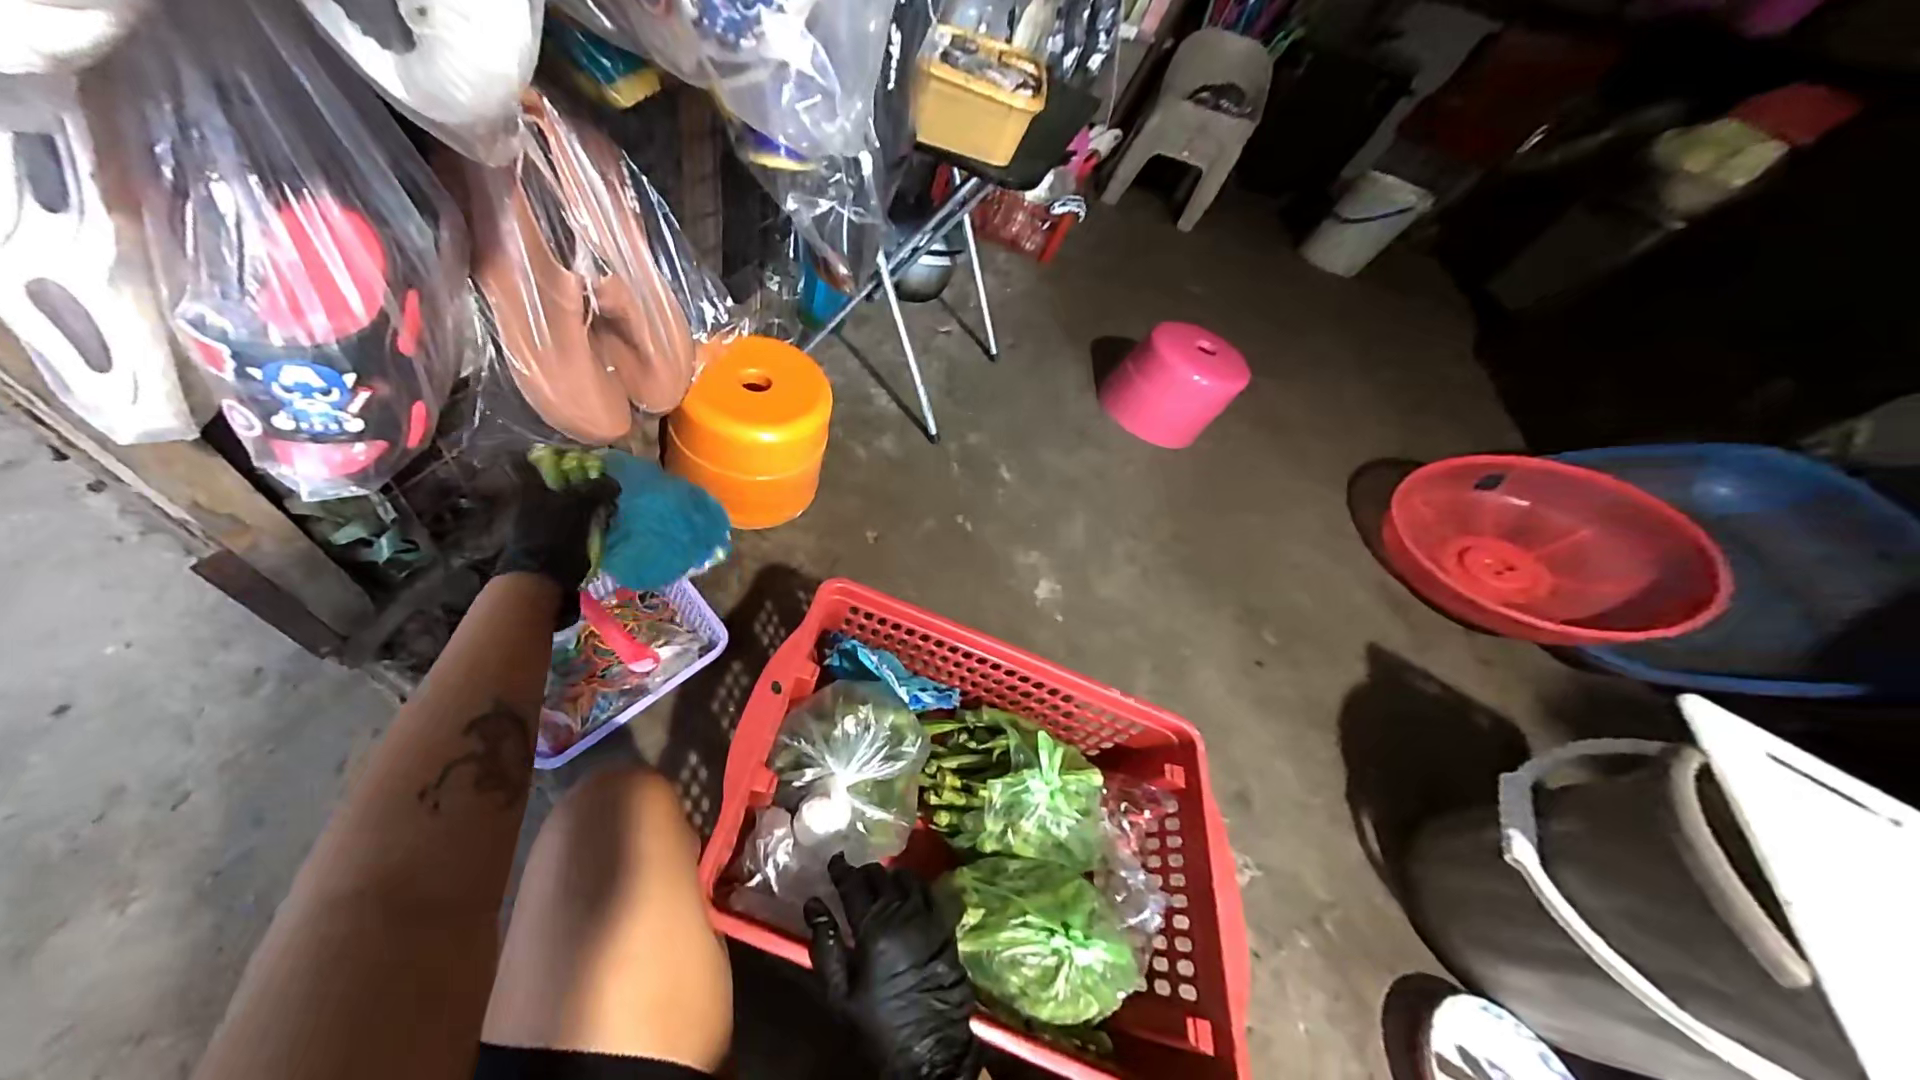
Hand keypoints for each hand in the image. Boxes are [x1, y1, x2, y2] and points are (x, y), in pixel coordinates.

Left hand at [495, 456, 617, 602]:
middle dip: (579, 479)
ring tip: (610, 501)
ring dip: (588, 501)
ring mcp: (542, 520)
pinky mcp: (555, 537)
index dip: (553, 454)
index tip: (578, 455)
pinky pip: (576, 520)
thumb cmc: (553, 534)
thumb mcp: (577, 504)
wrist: (543, 577)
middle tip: (603, 478)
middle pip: (557, 480)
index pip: (533, 460)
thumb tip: (613, 482)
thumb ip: (595, 488)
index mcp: (529, 487)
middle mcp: (532, 499)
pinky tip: (606, 519)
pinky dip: (590, 519)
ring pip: (568, 501)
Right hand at [805, 855, 978, 1079]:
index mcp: (874, 927)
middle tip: (855, 877)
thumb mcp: (840, 992)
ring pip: (908, 878)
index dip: (842, 869)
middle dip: (865, 872)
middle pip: (882, 875)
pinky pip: (930, 892)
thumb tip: (812, 903)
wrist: (929, 1048)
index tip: (835, 860)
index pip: (854, 884)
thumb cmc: (876, 1023)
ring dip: (891, 876)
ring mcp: (929, 916)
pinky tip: (908, 894)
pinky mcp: (946, 925)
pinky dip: (915, 886)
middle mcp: (903, 912)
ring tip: (881, 883)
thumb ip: (825, 944)